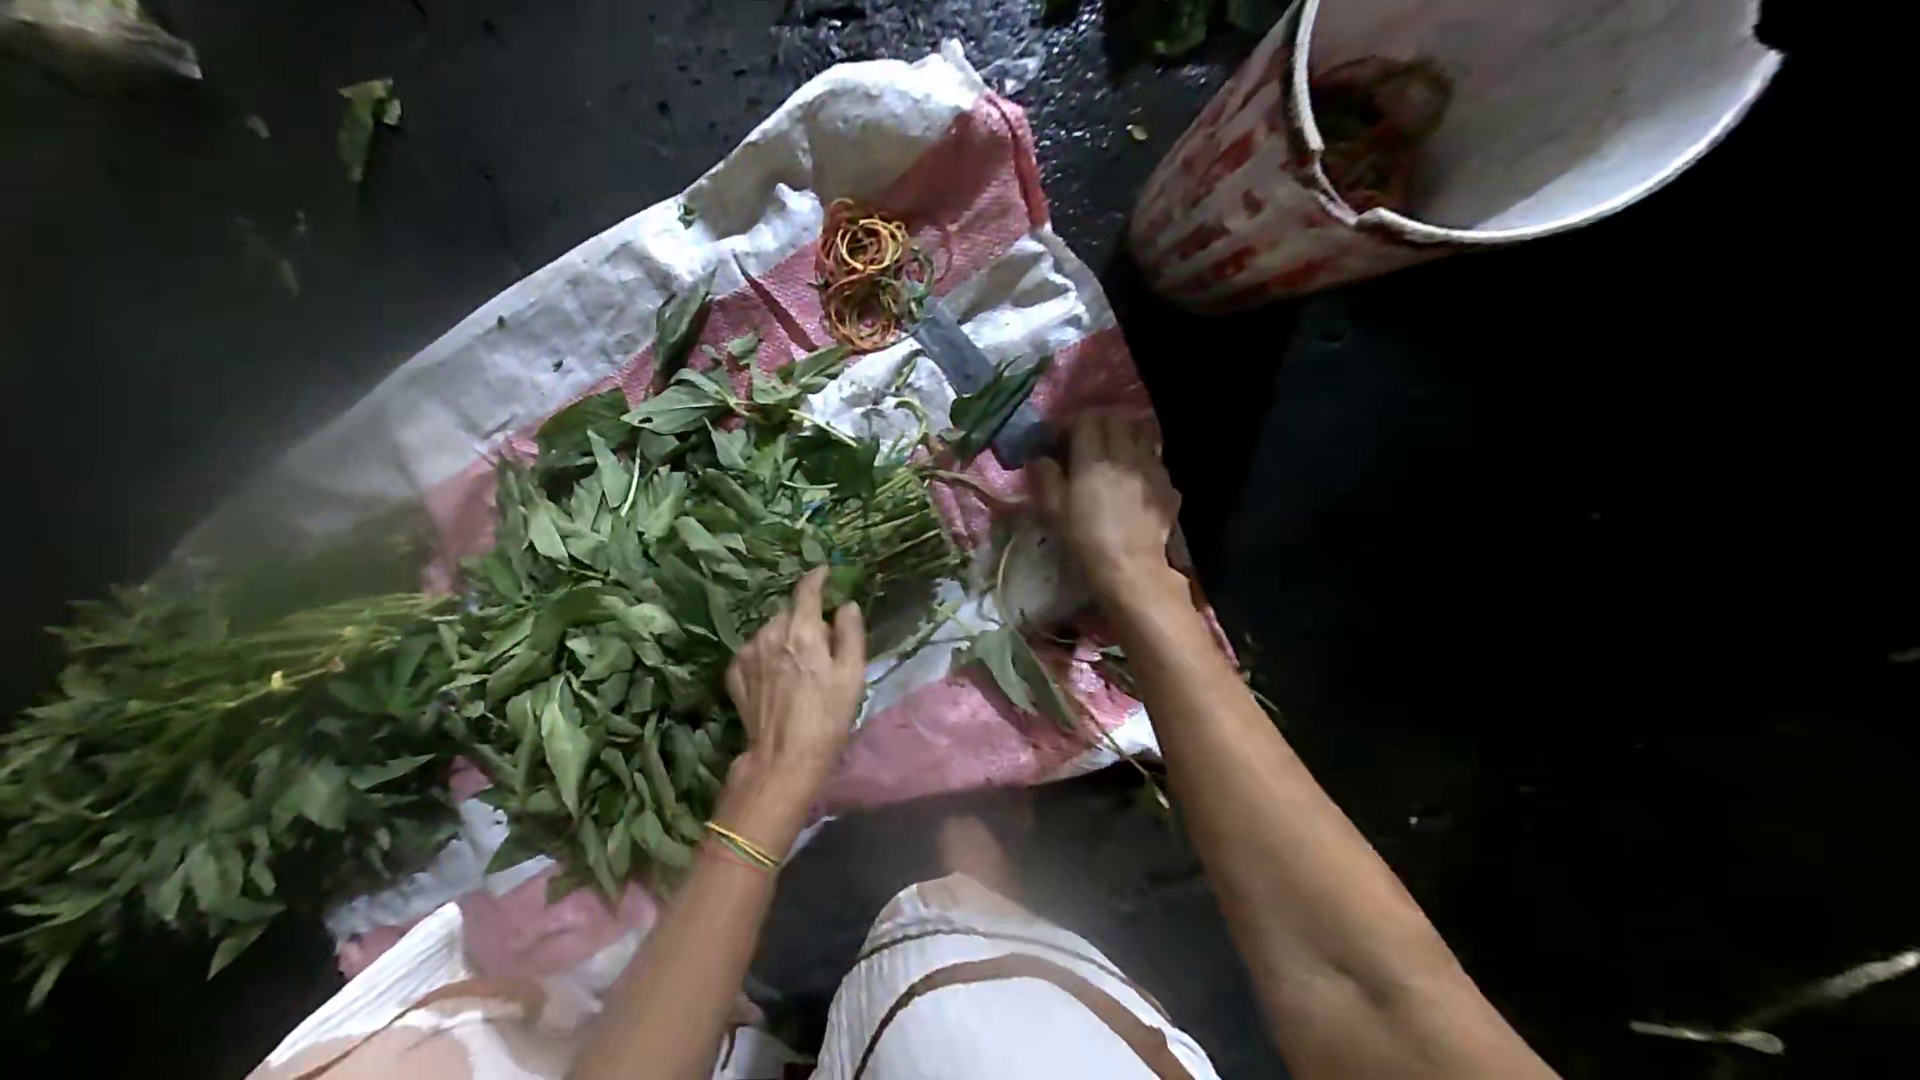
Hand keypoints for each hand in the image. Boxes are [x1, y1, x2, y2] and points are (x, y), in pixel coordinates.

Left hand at [724, 567, 865, 785]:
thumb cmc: (827, 716)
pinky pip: (755, 651)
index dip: (817, 578)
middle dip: (806, 619)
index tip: (825, 573)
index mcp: (802, 631)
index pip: (807, 590)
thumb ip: (850, 633)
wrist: (784, 758)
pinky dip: (768, 655)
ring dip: (786, 637)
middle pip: (790, 612)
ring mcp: (747, 653)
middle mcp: (769, 634)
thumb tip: (846, 605)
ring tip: (799, 666)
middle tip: (822, 644)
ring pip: (771, 631)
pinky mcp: (734, 674)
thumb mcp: (852, 674)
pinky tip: (778, 677)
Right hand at [1033, 415, 1183, 602]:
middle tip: (1086, 444)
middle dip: (1098, 426)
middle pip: (1115, 420)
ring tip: (1114, 454)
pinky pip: (1155, 458)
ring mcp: (1151, 467)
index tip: (1062, 440)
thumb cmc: (1085, 541)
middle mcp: (1125, 454)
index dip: (1071, 424)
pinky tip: (1135, 479)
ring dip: (1125, 435)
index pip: (1086, 419)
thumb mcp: (1053, 512)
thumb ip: (1046, 478)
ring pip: (1141, 432)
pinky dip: (1143, 459)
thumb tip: (1041, 458)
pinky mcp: (1168, 484)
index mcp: (1093, 458)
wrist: (1131, 569)